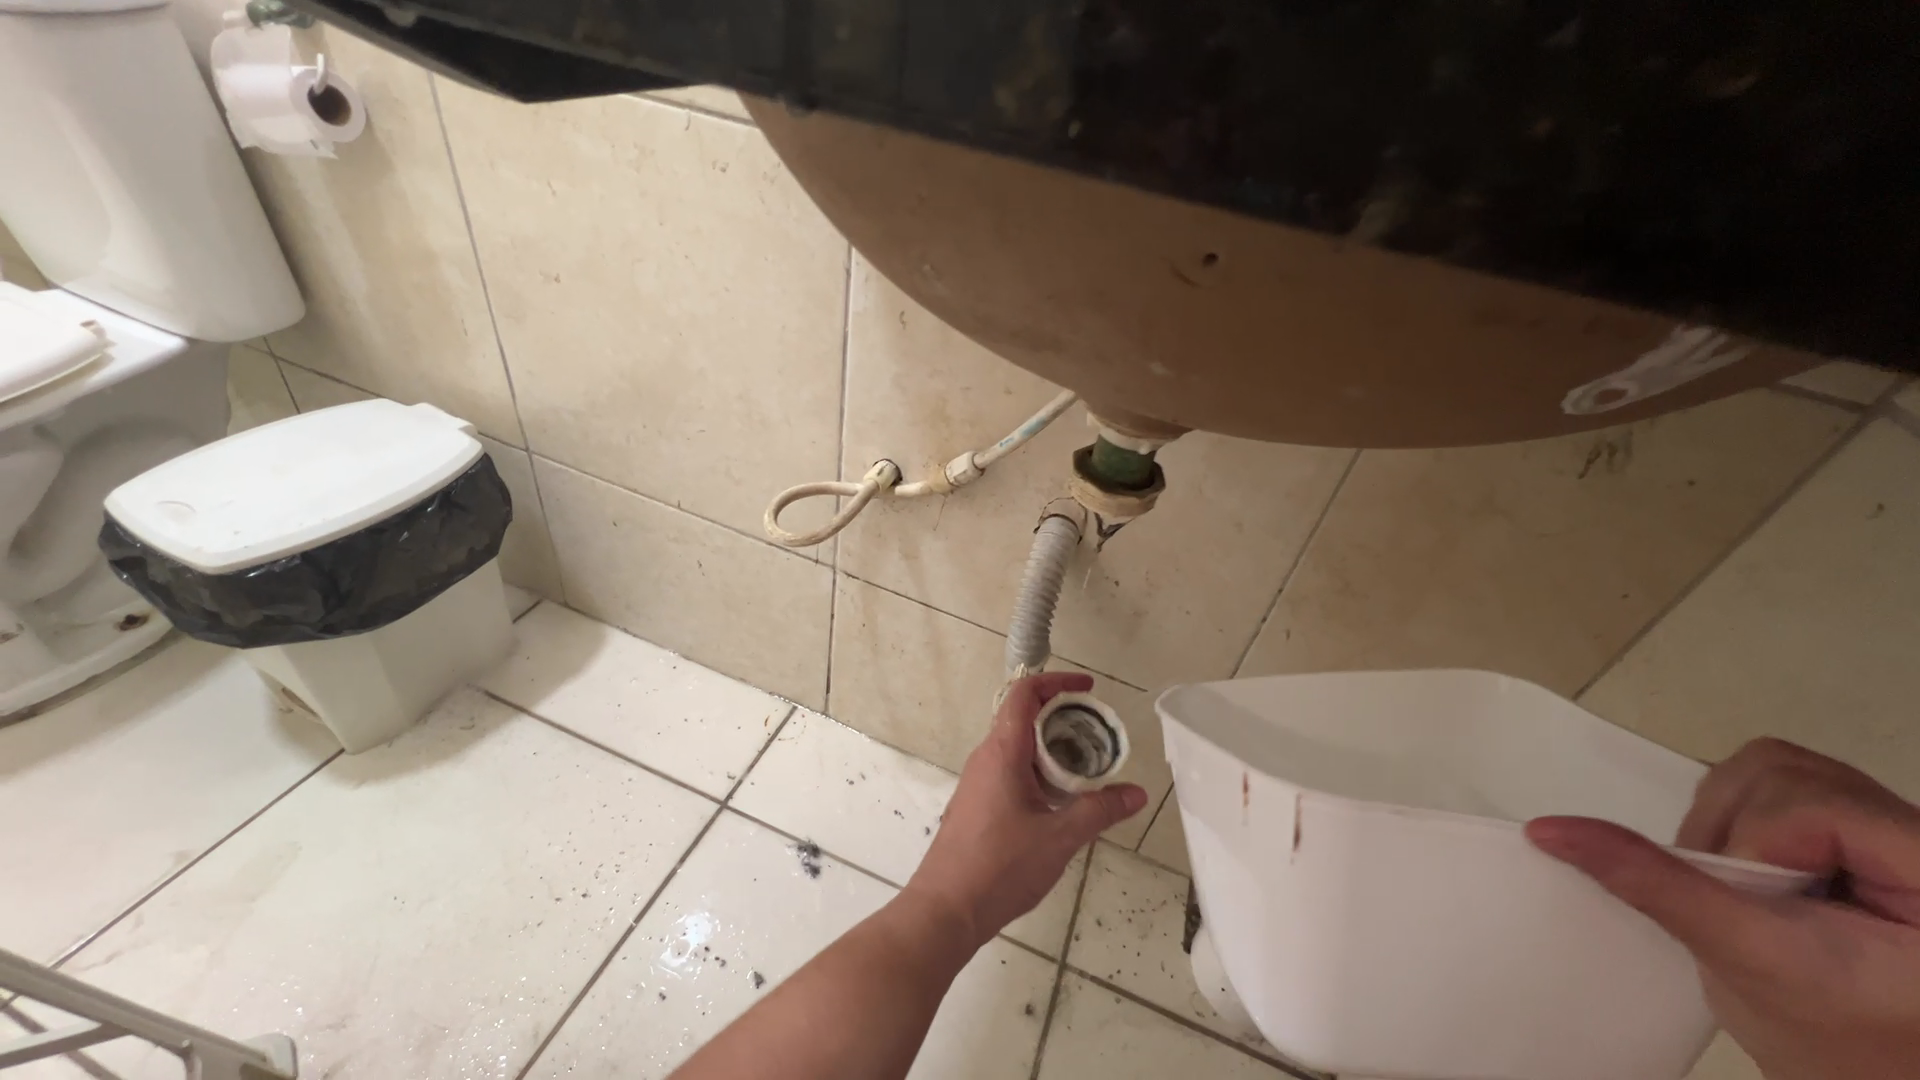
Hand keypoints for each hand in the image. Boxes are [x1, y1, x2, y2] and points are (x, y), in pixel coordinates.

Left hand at [903, 673, 1148, 948]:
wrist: (946, 908)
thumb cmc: (1001, 866)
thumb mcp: (1060, 838)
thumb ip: (1099, 810)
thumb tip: (1137, 792)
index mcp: (1003, 751)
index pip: (1024, 694)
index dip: (1056, 681)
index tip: (1088, 688)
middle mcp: (986, 757)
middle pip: (1023, 717)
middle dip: (1062, 718)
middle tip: (1098, 735)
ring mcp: (978, 780)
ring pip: (1018, 747)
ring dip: (1051, 748)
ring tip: (1087, 768)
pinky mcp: (977, 803)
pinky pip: (1011, 770)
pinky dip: (1038, 771)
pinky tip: (1060, 800)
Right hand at [1527, 738, 1919, 1079]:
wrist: (1874, 1067)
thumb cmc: (1839, 1036)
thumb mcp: (1751, 962)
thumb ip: (1656, 885)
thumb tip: (1550, 830)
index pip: (1809, 801)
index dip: (1754, 842)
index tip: (1751, 908)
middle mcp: (1911, 831)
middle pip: (1783, 770)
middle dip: (1730, 826)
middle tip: (1734, 896)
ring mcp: (1888, 830)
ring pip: (1773, 771)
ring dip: (1726, 823)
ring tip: (1743, 890)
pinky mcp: (1858, 834)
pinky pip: (1777, 791)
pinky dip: (1738, 824)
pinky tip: (1753, 875)